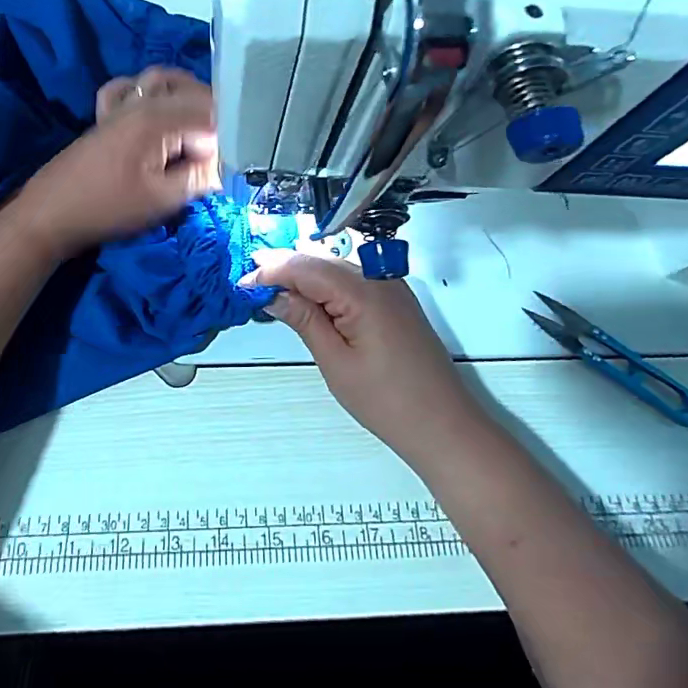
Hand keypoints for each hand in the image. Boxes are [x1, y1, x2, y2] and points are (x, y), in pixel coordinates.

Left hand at [8, 67, 221, 258]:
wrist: (50, 213)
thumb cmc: (108, 208)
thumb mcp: (162, 200)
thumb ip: (199, 177)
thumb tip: (225, 164)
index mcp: (157, 118)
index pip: (211, 114)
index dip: (227, 138)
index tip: (231, 162)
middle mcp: (140, 102)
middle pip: (190, 91)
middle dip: (214, 114)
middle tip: (223, 147)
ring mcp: (119, 106)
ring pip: (162, 81)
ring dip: (186, 96)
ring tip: (199, 126)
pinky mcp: (105, 116)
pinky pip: (129, 89)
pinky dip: (147, 92)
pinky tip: (155, 111)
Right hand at [242, 250, 482, 464]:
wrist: (444, 426)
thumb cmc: (389, 401)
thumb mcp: (335, 362)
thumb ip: (303, 319)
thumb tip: (272, 294)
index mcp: (364, 293)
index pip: (305, 266)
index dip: (271, 271)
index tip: (243, 285)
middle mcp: (379, 279)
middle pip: (320, 261)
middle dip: (283, 269)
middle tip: (250, 285)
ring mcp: (390, 287)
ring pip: (334, 268)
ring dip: (302, 275)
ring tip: (270, 292)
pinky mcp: (394, 299)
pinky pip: (351, 280)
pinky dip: (324, 285)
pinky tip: (307, 299)